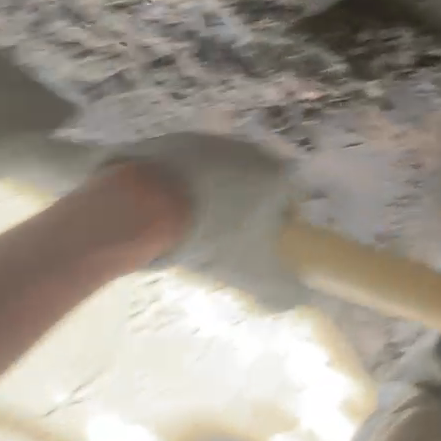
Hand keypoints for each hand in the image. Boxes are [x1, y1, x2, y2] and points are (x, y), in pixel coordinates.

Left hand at [0, 132, 304, 306]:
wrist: (144, 206)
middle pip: (254, 181)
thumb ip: (281, 289)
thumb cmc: (211, 236)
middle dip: (241, 204)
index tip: (256, 241)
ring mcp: (211, 141)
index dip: (276, 220)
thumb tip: (296, 302)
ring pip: (218, 172)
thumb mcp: (252, 272)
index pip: (290, 198)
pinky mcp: (174, 138)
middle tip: (219, 235)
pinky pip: (182, 164)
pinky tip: (159, 206)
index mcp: (278, 176)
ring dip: (208, 192)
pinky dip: (176, 182)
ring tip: (183, 222)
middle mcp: (252, 151)